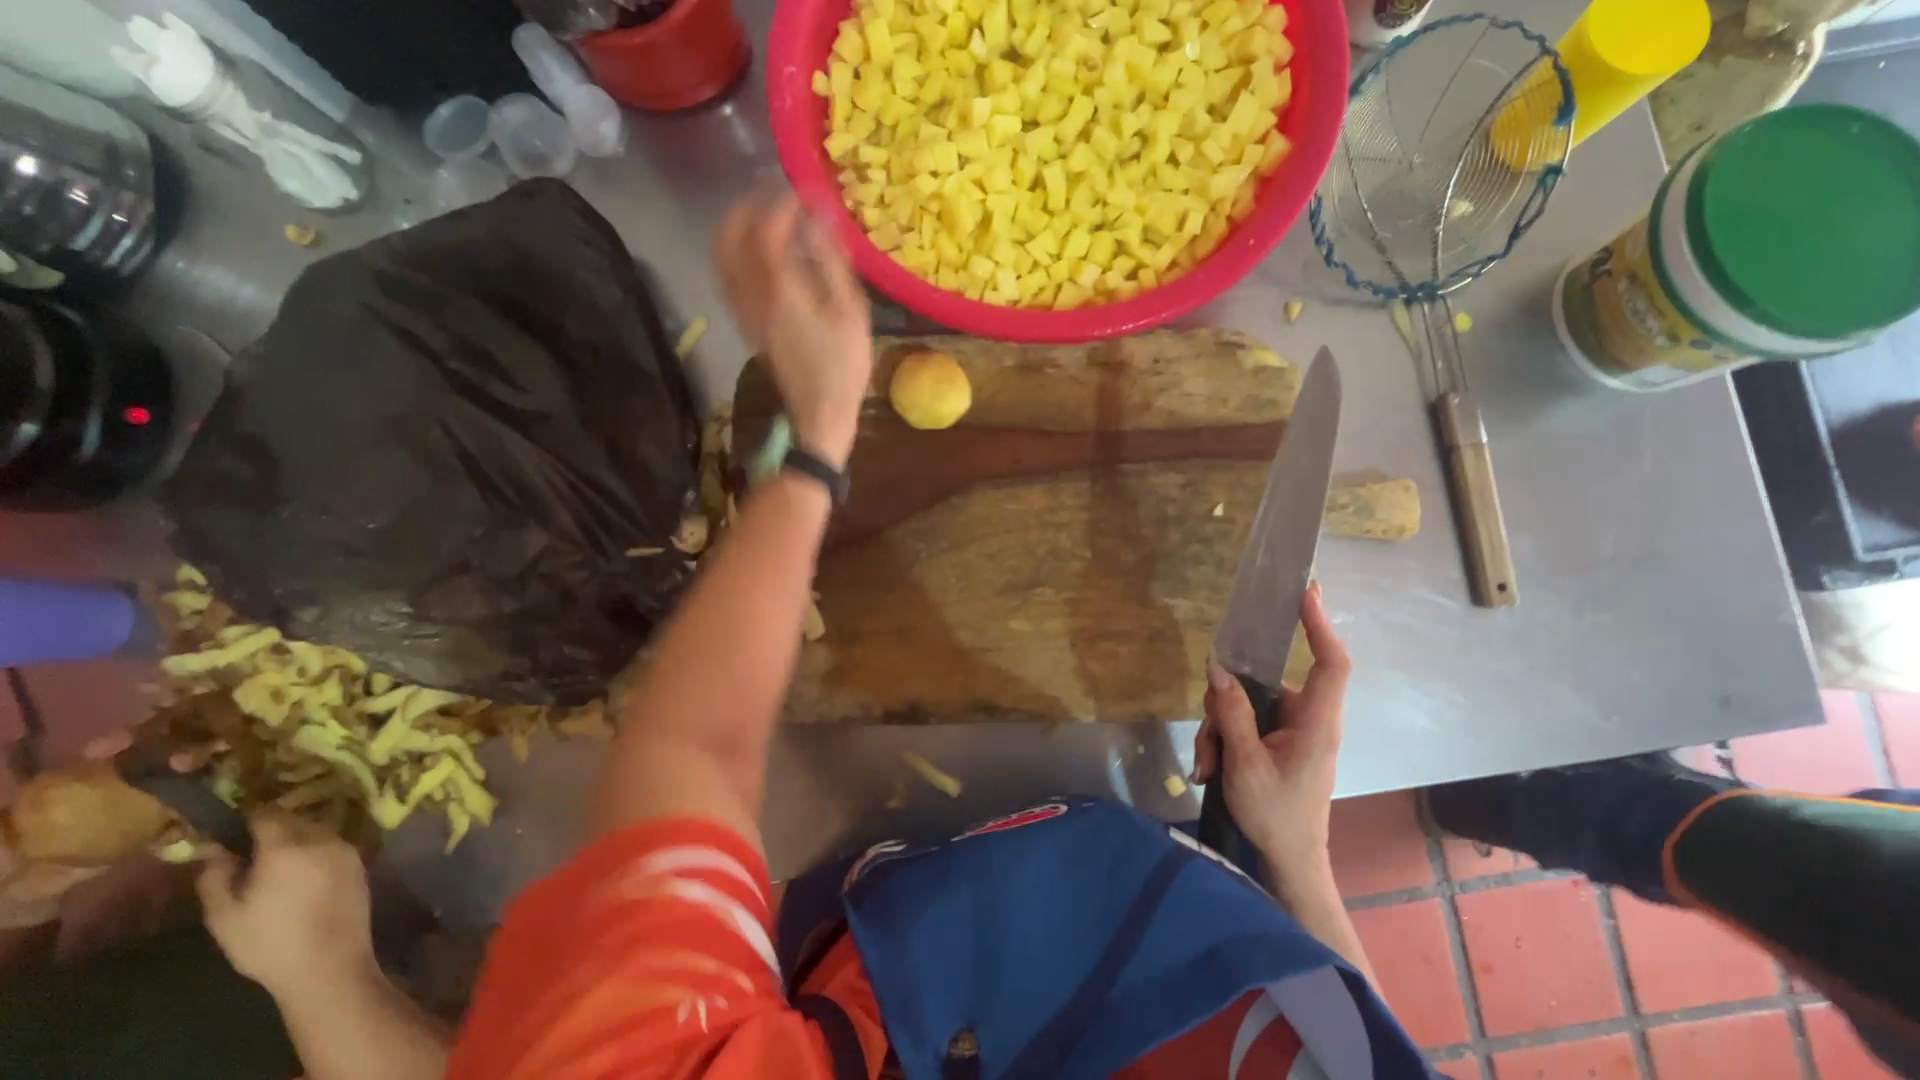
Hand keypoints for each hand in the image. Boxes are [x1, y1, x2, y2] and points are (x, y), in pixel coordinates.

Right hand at [198, 812, 373, 998]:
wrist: (329, 965)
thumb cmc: (269, 943)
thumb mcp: (224, 915)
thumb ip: (216, 875)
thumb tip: (216, 849)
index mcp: (287, 847)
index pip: (266, 814)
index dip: (246, 823)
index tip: (233, 840)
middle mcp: (322, 840)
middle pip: (293, 821)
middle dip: (271, 832)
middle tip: (252, 860)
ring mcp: (346, 850)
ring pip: (315, 832)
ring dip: (296, 842)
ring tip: (278, 874)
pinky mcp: (360, 864)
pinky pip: (332, 847)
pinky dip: (316, 854)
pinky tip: (304, 881)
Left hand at [717, 192, 872, 466]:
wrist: (820, 412)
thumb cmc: (843, 365)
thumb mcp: (850, 310)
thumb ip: (831, 260)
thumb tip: (821, 217)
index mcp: (779, 288)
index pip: (767, 228)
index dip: (783, 202)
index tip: (805, 190)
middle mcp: (751, 294)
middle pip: (730, 236)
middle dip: (747, 207)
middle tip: (773, 194)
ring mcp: (744, 310)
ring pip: (722, 256)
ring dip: (736, 227)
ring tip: (764, 215)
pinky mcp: (746, 323)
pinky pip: (728, 277)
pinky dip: (736, 253)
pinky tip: (759, 252)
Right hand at [1192, 583, 1350, 887]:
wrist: (1290, 861)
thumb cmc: (1276, 815)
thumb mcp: (1244, 765)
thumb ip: (1231, 714)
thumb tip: (1218, 668)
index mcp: (1317, 723)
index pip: (1330, 663)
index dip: (1320, 625)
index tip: (1305, 591)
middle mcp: (1310, 719)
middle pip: (1266, 683)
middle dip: (1226, 706)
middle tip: (1208, 744)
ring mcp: (1294, 731)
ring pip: (1248, 704)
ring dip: (1220, 730)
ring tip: (1208, 767)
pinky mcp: (1280, 742)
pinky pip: (1247, 723)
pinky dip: (1225, 740)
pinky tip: (1212, 770)